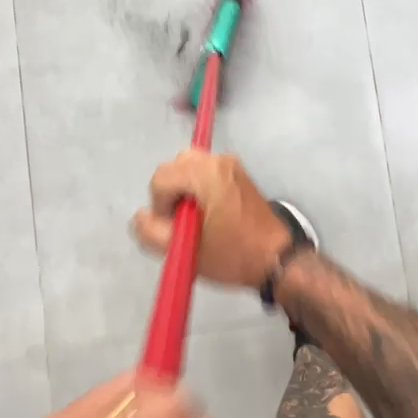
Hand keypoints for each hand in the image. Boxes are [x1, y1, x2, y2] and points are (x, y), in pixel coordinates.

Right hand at [132, 149, 293, 289]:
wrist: (276, 257)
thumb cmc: (232, 255)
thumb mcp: (186, 252)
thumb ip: (151, 232)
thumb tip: (142, 215)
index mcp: (207, 174)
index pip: (161, 178)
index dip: (160, 205)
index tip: (175, 227)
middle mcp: (219, 160)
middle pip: (175, 165)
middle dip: (170, 193)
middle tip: (182, 221)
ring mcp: (231, 163)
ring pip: (189, 165)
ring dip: (183, 188)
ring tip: (195, 217)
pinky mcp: (237, 172)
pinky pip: (205, 170)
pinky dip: (198, 186)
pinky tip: (209, 212)